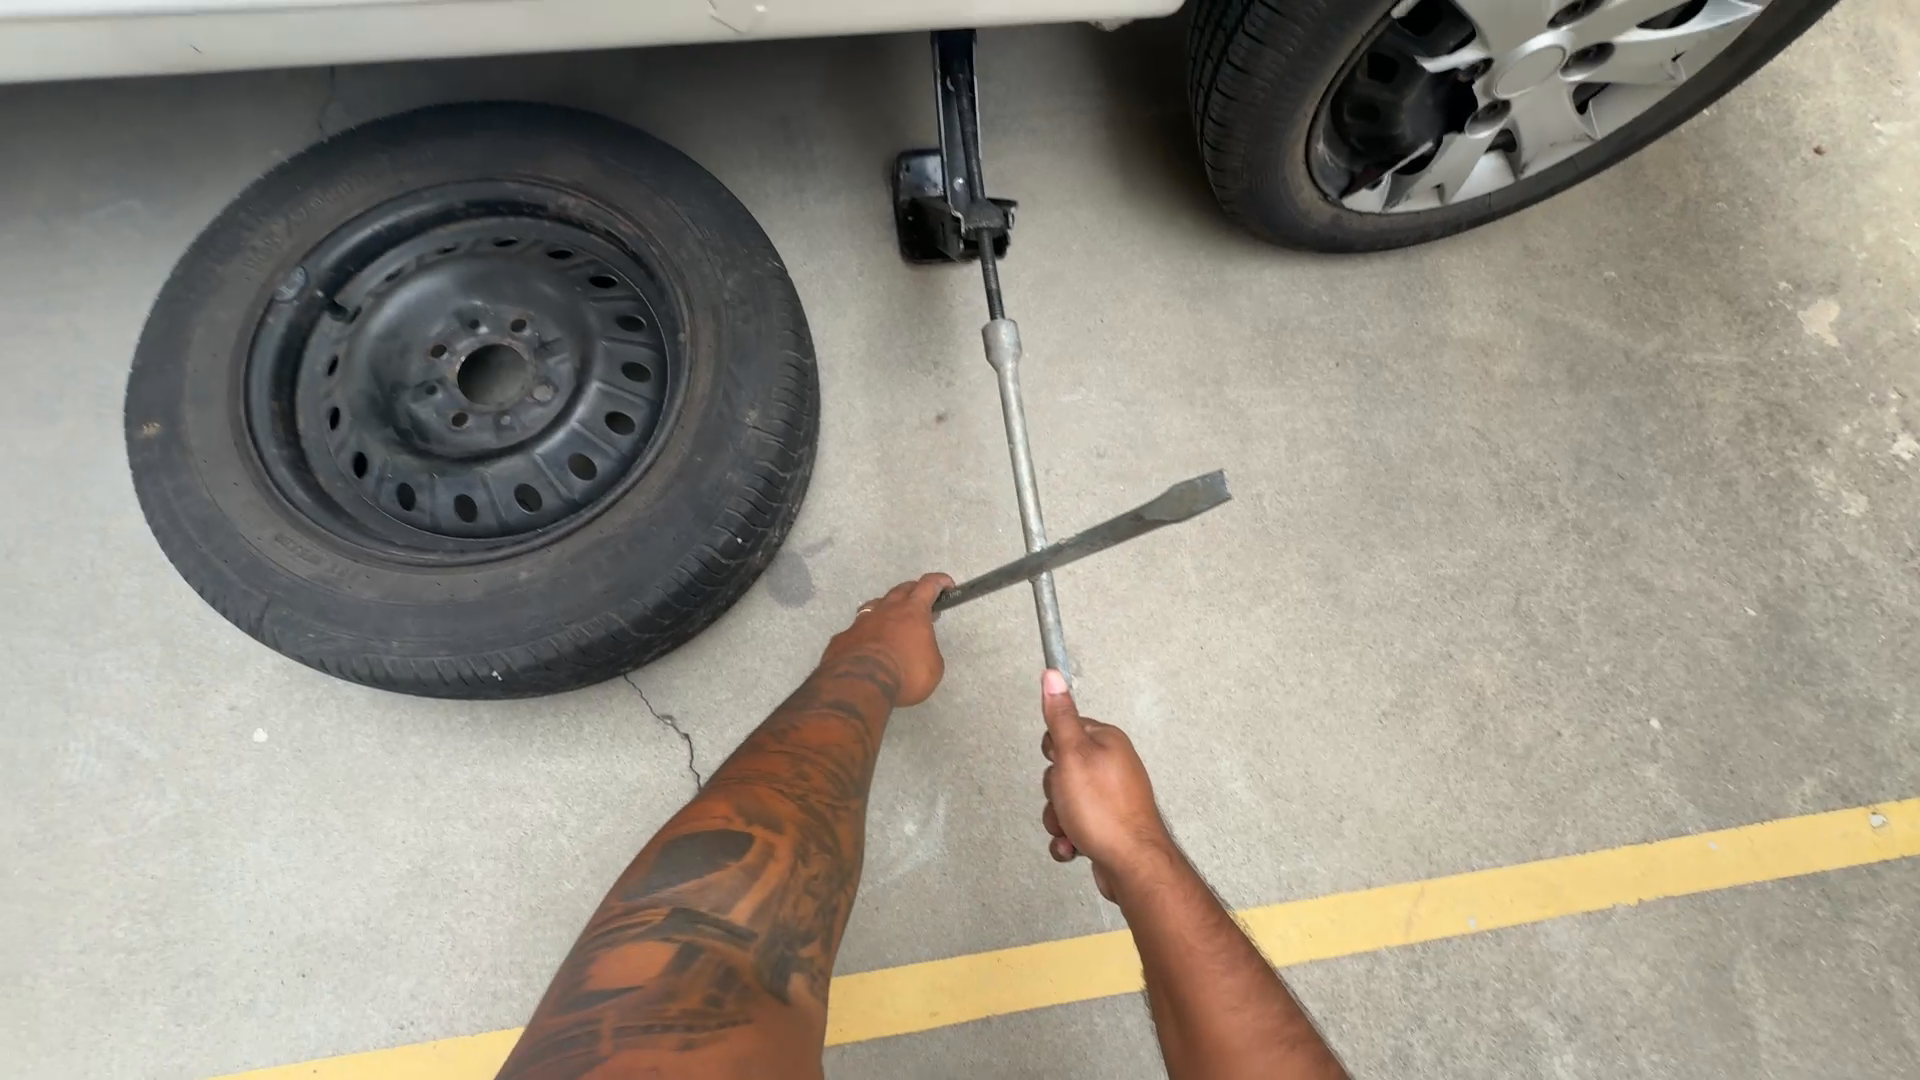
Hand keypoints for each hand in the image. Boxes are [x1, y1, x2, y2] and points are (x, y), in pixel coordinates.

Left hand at [821, 573, 953, 706]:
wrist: (862, 683)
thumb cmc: (906, 673)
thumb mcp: (933, 666)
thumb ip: (928, 650)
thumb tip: (919, 649)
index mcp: (912, 612)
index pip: (928, 586)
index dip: (940, 582)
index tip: (948, 584)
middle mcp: (887, 610)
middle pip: (901, 590)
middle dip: (914, 591)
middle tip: (921, 602)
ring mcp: (862, 621)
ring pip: (876, 604)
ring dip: (887, 607)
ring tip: (892, 618)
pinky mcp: (844, 637)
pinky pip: (857, 628)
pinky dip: (866, 632)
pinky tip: (866, 644)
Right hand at [1039, 669, 1174, 901]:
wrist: (1132, 866)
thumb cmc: (1103, 811)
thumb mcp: (1072, 755)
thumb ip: (1060, 716)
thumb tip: (1052, 676)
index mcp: (1107, 741)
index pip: (1065, 730)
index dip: (1054, 751)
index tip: (1059, 764)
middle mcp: (1113, 765)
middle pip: (1061, 768)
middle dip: (1054, 791)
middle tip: (1066, 799)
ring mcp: (1112, 797)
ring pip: (1064, 800)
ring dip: (1058, 818)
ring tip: (1071, 829)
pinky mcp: (1109, 824)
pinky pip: (1075, 825)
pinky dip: (1069, 838)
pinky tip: (1074, 846)